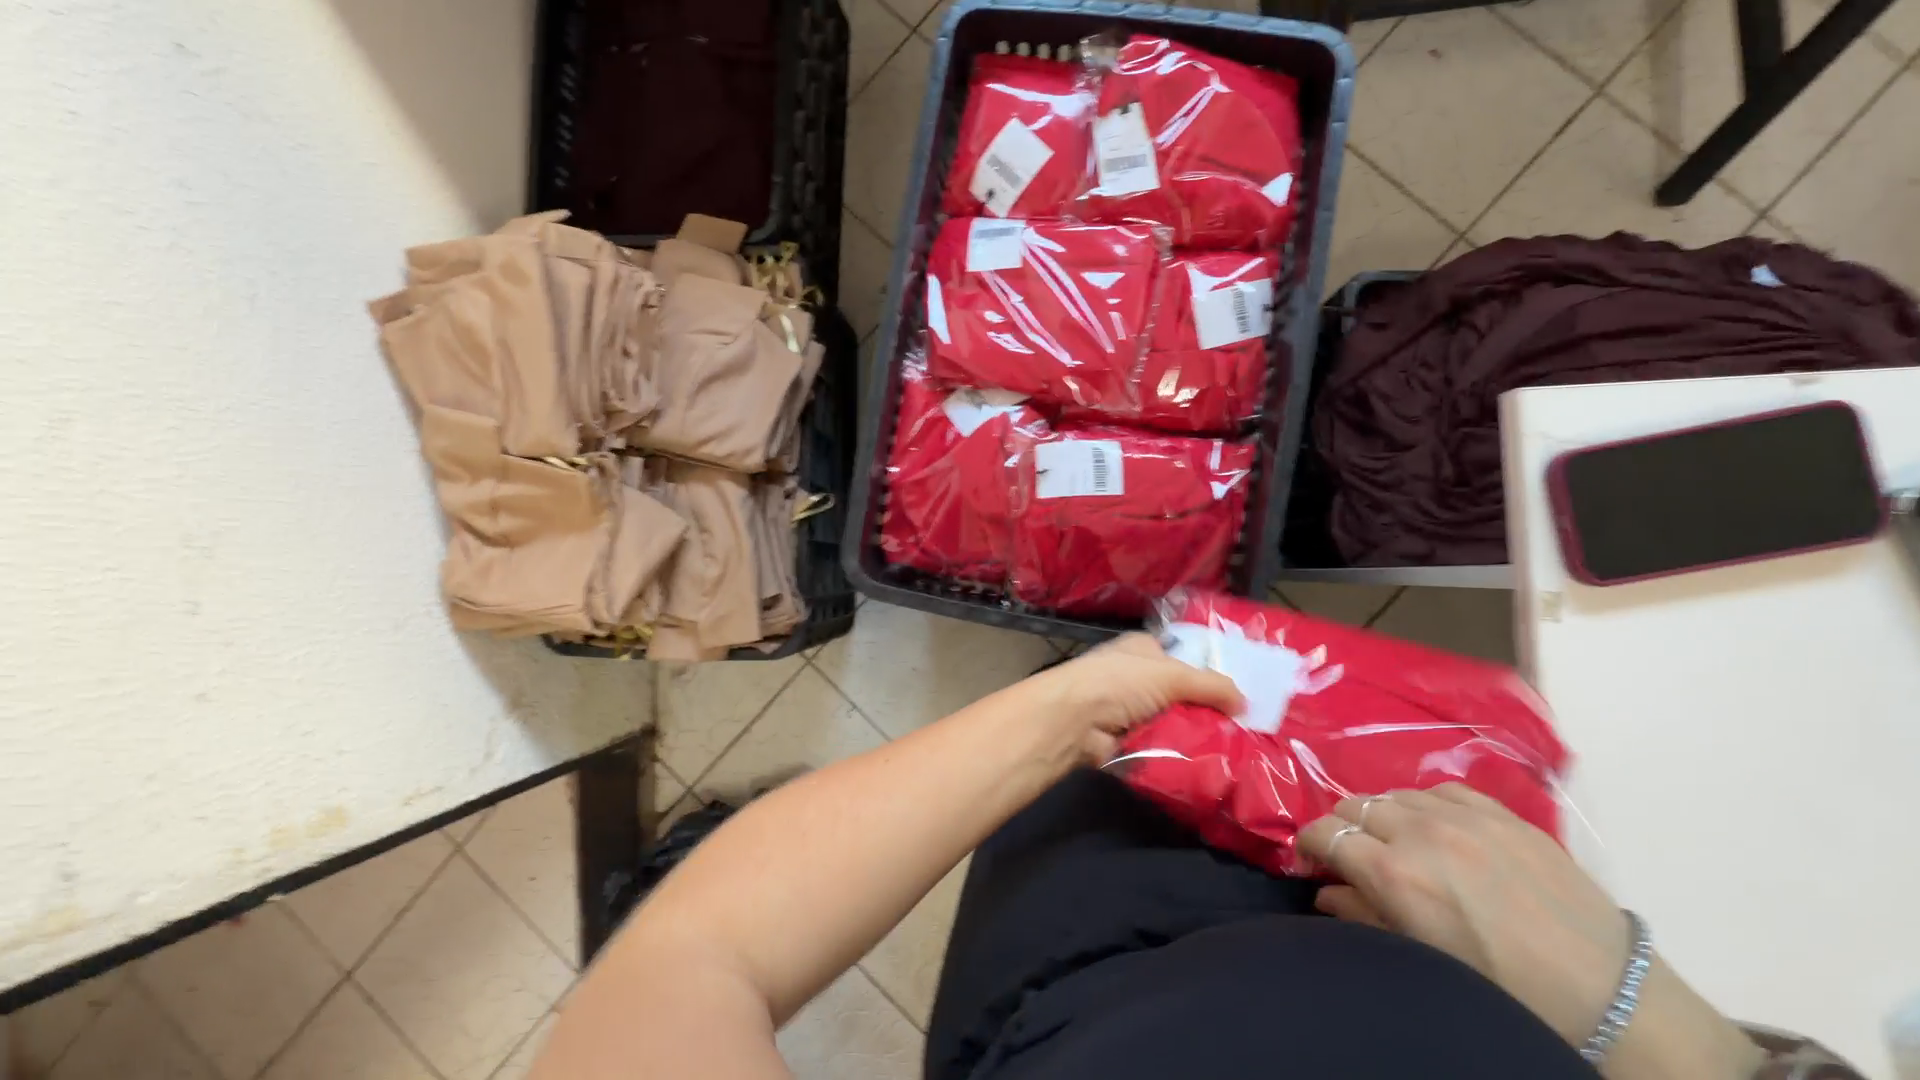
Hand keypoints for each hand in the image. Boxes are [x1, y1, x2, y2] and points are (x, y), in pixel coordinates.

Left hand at [1024, 633, 1242, 764]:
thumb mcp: (1171, 674)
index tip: (1243, 692)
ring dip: (1199, 735)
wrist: (1074, 722)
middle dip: (1210, 710)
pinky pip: (1165, 747)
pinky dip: (1182, 754)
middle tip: (1247, 727)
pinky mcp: (1131, 741)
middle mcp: (1138, 677)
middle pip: (1184, 694)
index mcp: (1144, 649)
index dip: (1211, 673)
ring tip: (1237, 749)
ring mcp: (1133, 711)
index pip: (1185, 657)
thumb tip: (1247, 703)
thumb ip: (1211, 685)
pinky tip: (1210, 763)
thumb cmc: (1118, 682)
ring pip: (1178, 723)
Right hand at [1298, 784, 1627, 1046]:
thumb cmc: (1501, 987)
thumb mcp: (1421, 959)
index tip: (1311, 865)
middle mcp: (1421, 831)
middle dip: (1342, 829)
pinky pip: (1442, 789)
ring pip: (1394, 793)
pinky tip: (1436, 827)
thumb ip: (1362, 916)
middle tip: (1353, 858)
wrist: (1604, 993)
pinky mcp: (1503, 813)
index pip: (1324, 832)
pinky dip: (1425, 804)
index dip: (1307, 846)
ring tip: (1397, 843)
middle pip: (1353, 805)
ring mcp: (1466, 816)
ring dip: (1383, 816)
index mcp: (1394, 871)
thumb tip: (1326, 892)